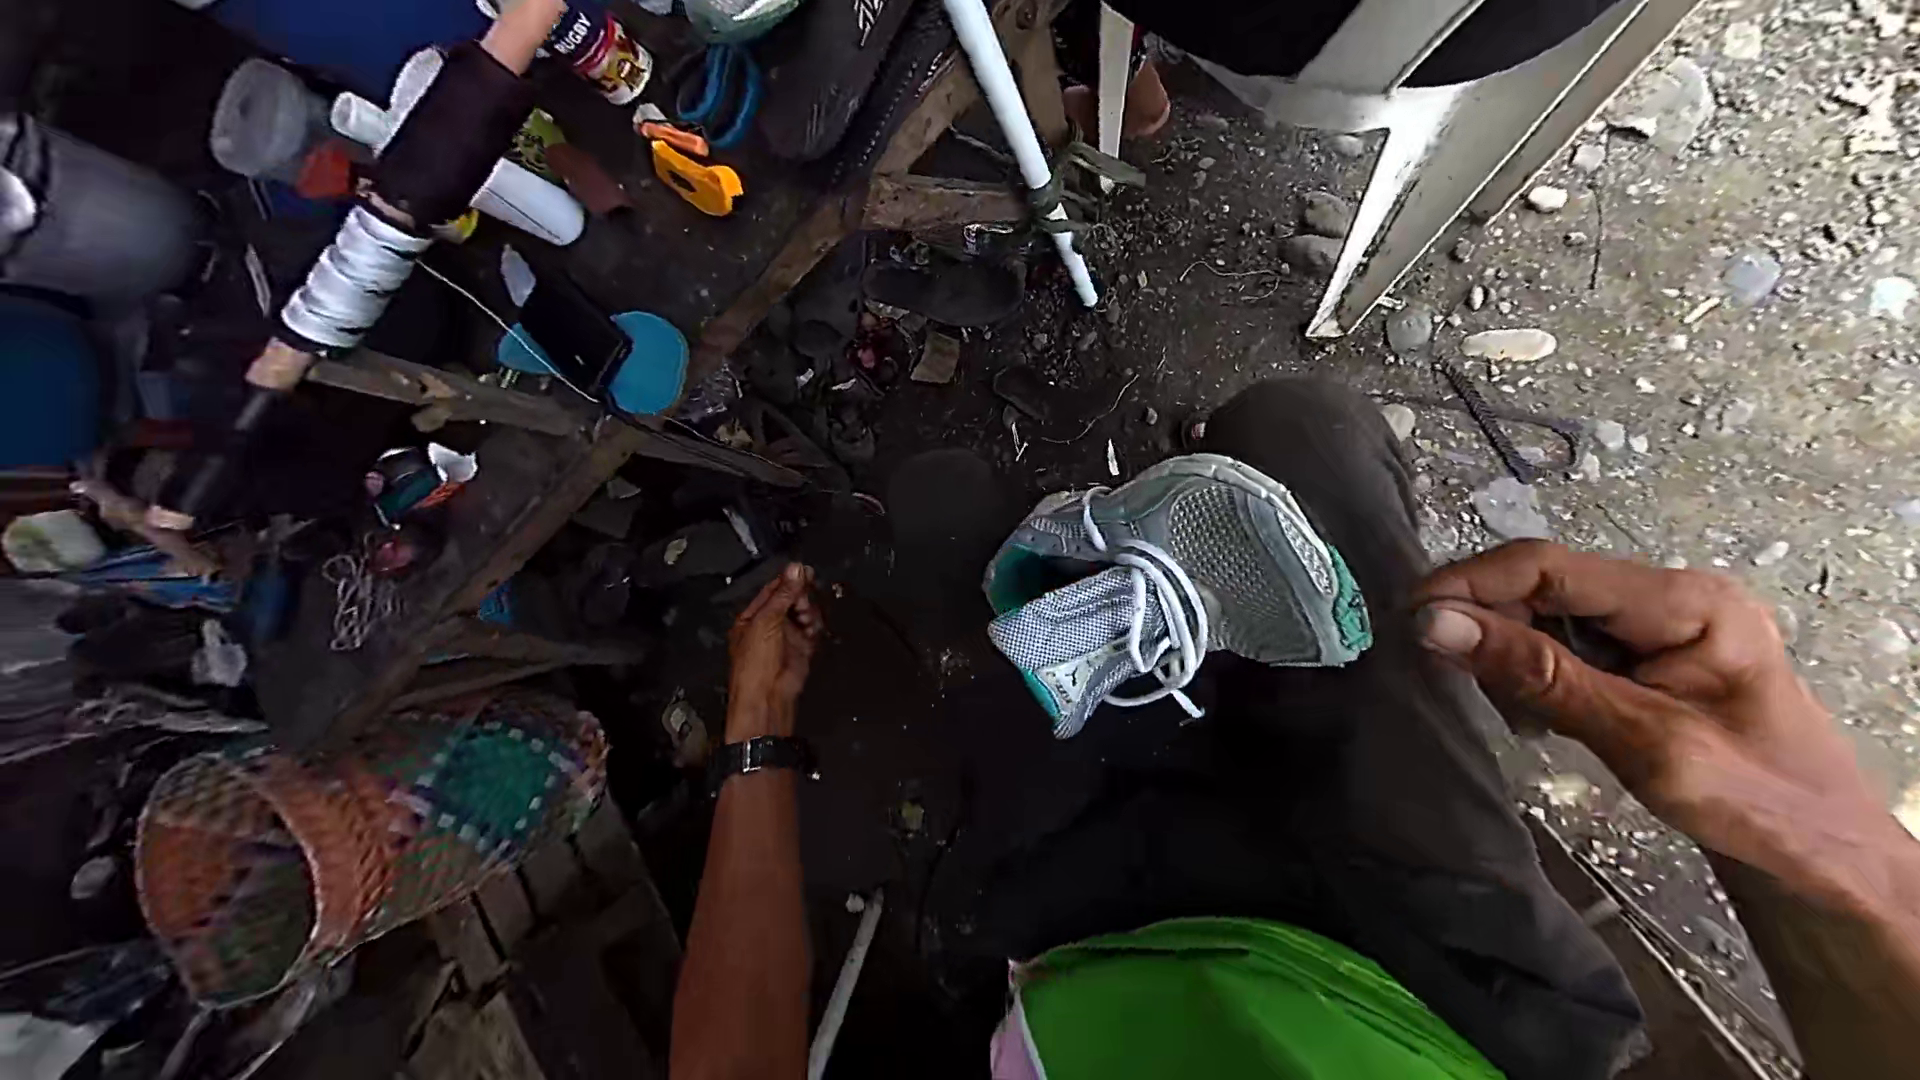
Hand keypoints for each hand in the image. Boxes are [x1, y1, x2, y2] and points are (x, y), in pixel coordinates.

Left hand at [726, 563, 823, 740]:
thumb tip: (796, 570)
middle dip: (801, 596)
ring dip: (809, 612)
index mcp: (752, 617)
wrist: (768, 696)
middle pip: (791, 599)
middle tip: (805, 598)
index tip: (804, 570)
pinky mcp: (802, 648)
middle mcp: (769, 625)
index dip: (789, 580)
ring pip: (804, 613)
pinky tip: (812, 628)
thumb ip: (784, 594)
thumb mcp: (767, 621)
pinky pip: (813, 630)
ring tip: (806, 618)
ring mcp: (786, 637)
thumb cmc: (754, 665)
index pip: (773, 590)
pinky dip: (815, 627)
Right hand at [1412, 540, 1906, 910]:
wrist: (1826, 860)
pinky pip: (1545, 636)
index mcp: (1686, 602)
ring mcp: (1645, 619)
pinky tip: (1526, 704)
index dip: (1467, 583)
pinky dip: (1517, 666)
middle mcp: (1663, 594)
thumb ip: (1537, 676)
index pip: (1546, 566)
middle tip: (1443, 668)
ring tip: (1504, 702)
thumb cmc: (1760, 805)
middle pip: (1533, 582)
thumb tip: (1433, 623)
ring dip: (1497, 648)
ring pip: (1531, 608)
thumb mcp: (1642, 741)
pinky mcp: (1628, 646)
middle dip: (1480, 621)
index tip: (1409, 620)